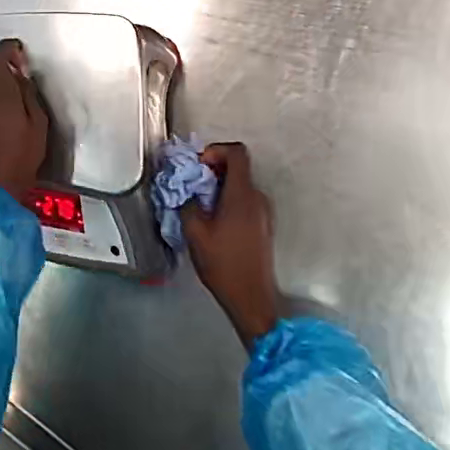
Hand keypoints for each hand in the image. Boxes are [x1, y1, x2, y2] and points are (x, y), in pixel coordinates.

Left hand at [0, 38, 47, 200]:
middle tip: (20, 60)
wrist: (2, 176)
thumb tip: (20, 73)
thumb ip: (27, 88)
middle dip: (3, 55)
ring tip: (14, 73)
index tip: (23, 52)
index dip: (12, 48)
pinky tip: (3, 87)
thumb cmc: (24, 148)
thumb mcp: (37, 115)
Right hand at [180, 143, 279, 348]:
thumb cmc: (223, 264)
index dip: (215, 150)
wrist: (251, 299)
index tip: (198, 165)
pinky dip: (226, 200)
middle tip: (191, 186)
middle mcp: (257, 198)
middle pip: (237, 167)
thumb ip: (188, 203)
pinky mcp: (262, 225)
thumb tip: (186, 190)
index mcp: (242, 194)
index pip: (237, 152)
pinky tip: (211, 221)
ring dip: (218, 187)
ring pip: (239, 184)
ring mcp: (263, 212)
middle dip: (211, 170)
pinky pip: (244, 200)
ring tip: (198, 206)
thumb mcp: (194, 232)